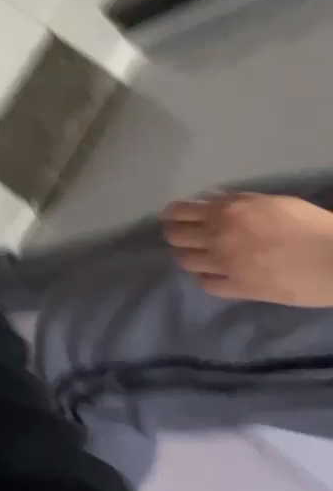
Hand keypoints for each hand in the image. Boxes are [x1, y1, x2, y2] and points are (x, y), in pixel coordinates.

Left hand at [161, 192, 332, 306]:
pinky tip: (218, 277)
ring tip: (205, 258)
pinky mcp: (241, 287)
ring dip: (192, 258)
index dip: (174, 216)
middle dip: (178, 236)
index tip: (178, 220)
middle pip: (174, 236)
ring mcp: (225, 264)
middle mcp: (216, 236)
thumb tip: (210, 204)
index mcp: (223, 213)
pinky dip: (208, 280)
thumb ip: (236, 202)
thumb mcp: (272, 203)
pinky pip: (207, 285)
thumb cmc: (315, 226)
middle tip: (191, 240)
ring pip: (185, 261)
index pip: (177, 212)